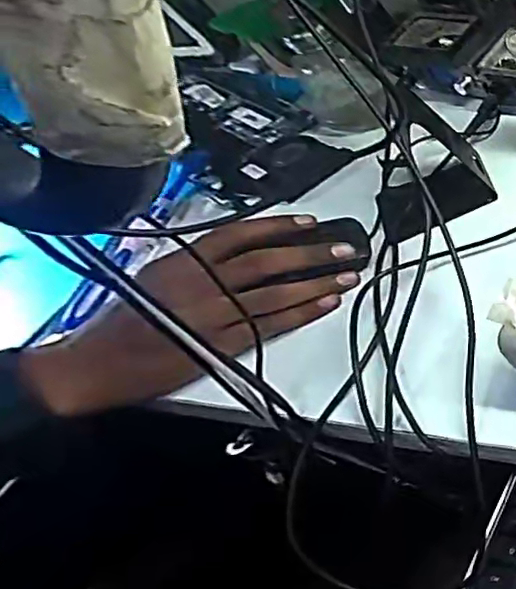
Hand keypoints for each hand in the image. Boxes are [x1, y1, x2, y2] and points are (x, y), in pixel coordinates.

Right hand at [17, 214, 356, 417]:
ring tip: (350, 276)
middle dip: (311, 254)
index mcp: (177, 265)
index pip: (233, 236)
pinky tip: (329, 302)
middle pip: (264, 262)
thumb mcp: (155, 279)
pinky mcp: (225, 342)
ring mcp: (213, 314)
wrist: (92, 366)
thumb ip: (201, 265)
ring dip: (320, 283)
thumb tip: (255, 252)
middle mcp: (197, 286)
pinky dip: (306, 312)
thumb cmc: (124, 322)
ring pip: (278, 293)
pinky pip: (275, 323)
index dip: (276, 227)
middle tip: (345, 250)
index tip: (309, 223)